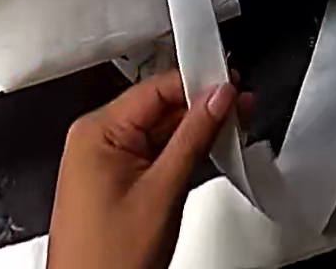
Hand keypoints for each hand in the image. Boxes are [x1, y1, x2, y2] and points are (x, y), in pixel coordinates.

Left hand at [47, 71, 236, 268]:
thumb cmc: (106, 265)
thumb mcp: (161, 193)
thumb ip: (194, 137)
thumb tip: (217, 97)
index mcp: (98, 131)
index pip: (156, 88)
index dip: (196, 84)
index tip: (229, 84)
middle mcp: (98, 139)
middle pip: (161, 107)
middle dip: (201, 108)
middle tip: (238, 106)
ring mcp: (107, 161)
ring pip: (162, 130)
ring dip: (197, 130)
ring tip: (232, 126)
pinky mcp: (118, 181)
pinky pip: (156, 152)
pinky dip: (184, 152)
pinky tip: (211, 149)